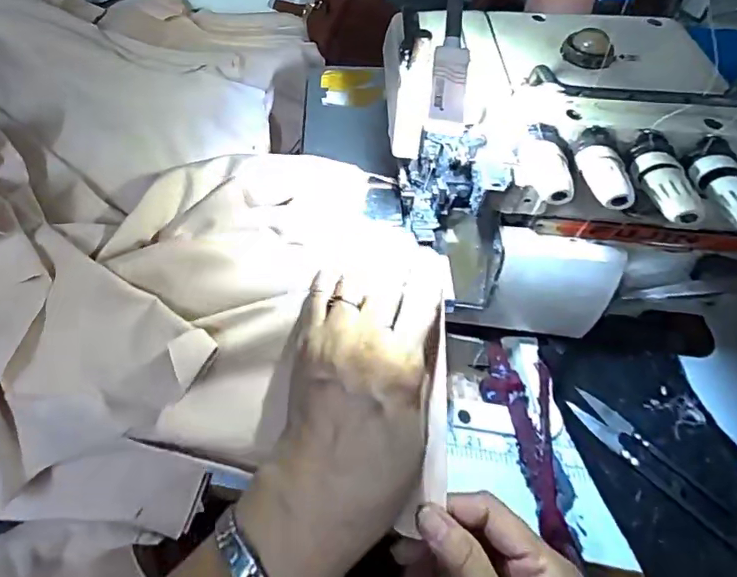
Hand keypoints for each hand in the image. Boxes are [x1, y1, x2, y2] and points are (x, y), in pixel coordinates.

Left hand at [233, 251, 445, 576]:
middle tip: (404, 251)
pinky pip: (318, 297)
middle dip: (398, 264)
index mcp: (401, 362)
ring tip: (374, 252)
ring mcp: (332, 335)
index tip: (430, 264)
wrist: (317, 485)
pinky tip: (336, 269)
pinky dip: (329, 279)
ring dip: (365, 267)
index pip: (420, 302)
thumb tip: (423, 335)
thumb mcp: (418, 426)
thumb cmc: (377, 470)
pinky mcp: (306, 340)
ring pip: (351, 282)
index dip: (427, 278)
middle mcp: (367, 339)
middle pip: (386, 284)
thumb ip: (421, 373)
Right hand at [393, 492, 579, 576]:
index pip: (487, 508)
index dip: (448, 506)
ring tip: (405, 566)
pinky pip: (468, 574)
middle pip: (475, 529)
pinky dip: (442, 573)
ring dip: (434, 556)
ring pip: (467, 553)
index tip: (411, 522)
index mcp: (540, 558)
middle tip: (401, 551)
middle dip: (436, 534)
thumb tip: (426, 512)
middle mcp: (529, 564)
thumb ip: (466, 559)